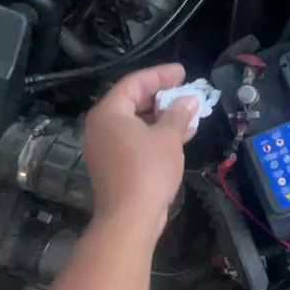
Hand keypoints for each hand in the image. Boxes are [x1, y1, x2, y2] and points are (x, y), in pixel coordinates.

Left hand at [81, 63, 200, 234]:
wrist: (130, 216)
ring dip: (161, 118)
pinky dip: (153, 135)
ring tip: (188, 114)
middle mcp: (99, 127)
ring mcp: (103, 147)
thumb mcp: (168, 138)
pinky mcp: (111, 165)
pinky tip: (178, 136)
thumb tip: (189, 100)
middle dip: (161, 97)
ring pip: (134, 123)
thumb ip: (178, 114)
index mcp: (108, 113)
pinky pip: (133, 140)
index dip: (160, 75)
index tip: (183, 72)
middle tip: (186, 91)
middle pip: (131, 102)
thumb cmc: (148, 170)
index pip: (134, 83)